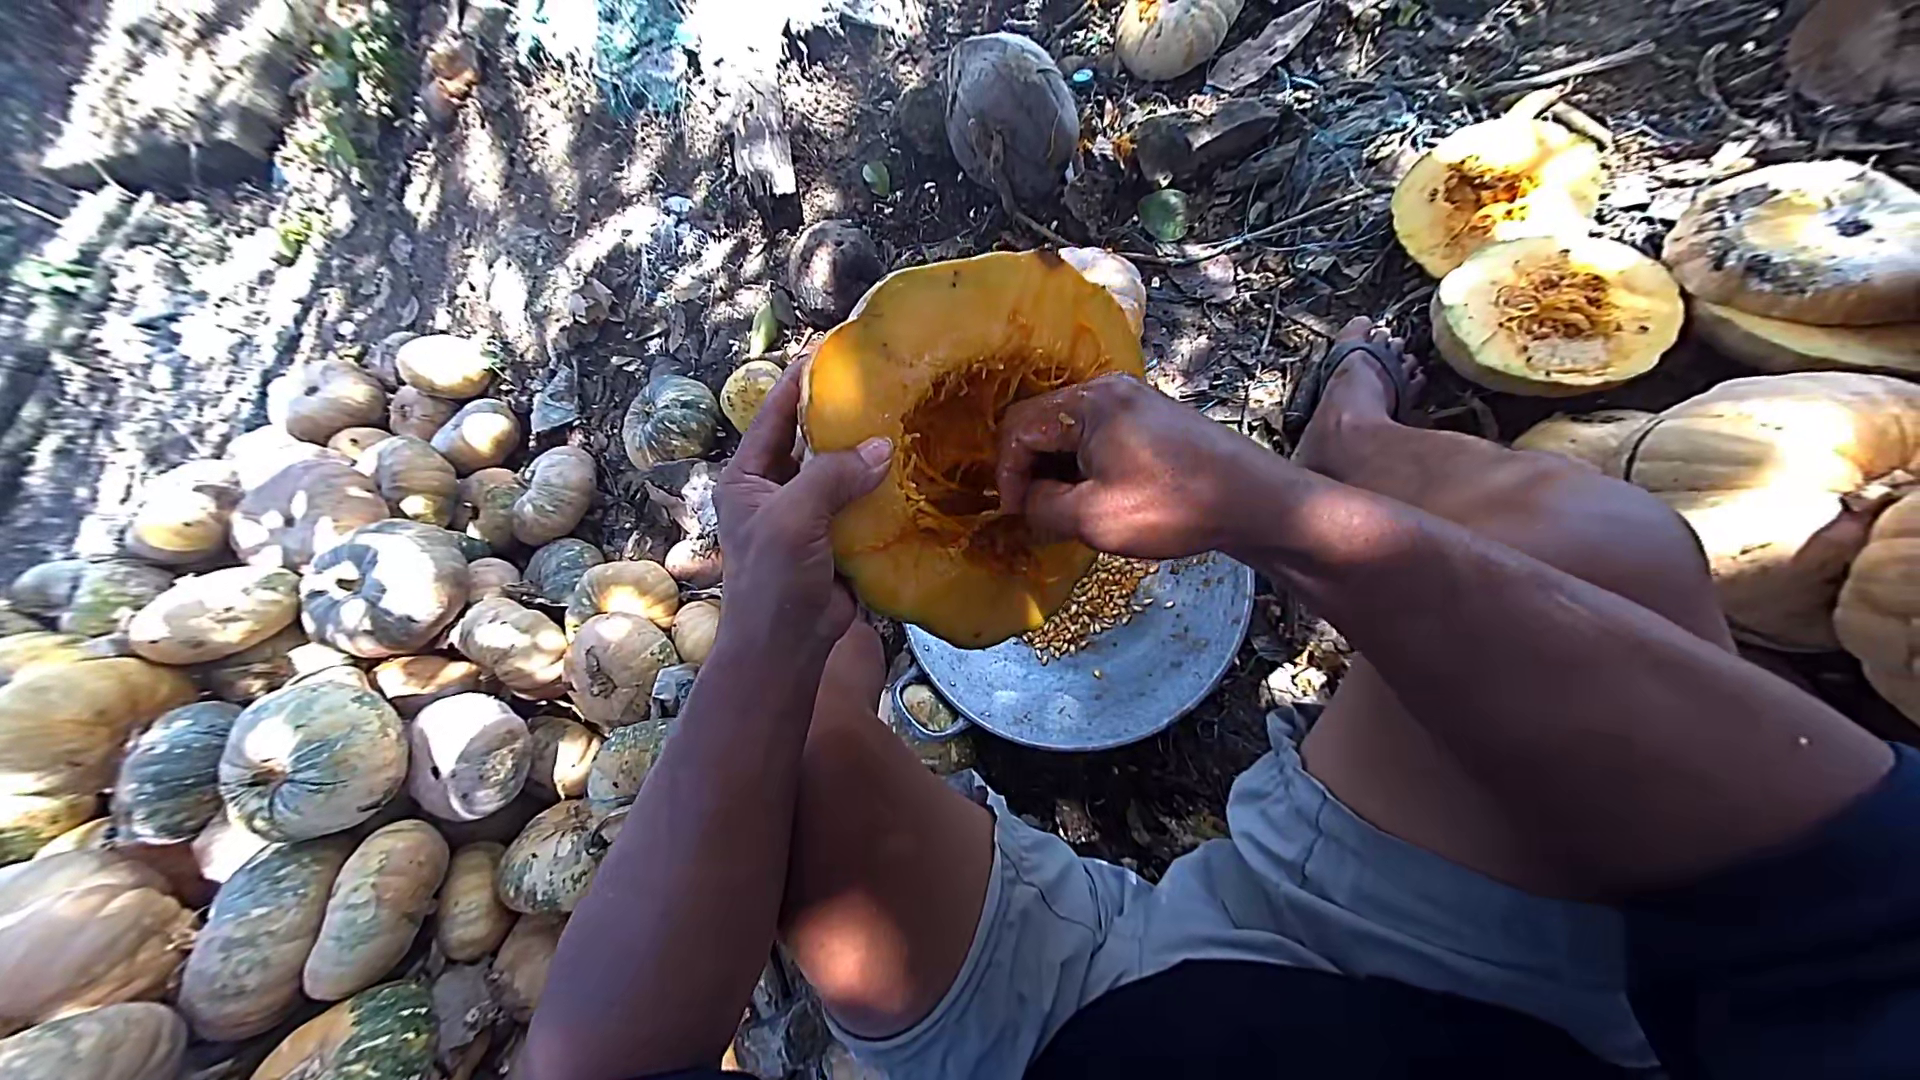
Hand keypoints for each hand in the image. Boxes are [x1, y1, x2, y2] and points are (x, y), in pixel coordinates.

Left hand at [716, 361, 891, 650]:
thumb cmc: (773, 579)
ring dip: (865, 454)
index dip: (798, 383)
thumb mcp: (792, 518)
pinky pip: (861, 501)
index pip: (773, 417)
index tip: (829, 352)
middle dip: (840, 417)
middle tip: (878, 386)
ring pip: (840, 471)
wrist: (788, 643)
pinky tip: (909, 470)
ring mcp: (809, 513)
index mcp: (749, 477)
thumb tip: (881, 447)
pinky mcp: (837, 535)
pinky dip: (881, 488)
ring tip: (901, 422)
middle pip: (811, 441)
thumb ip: (830, 477)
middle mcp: (777, 489)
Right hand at [996, 374, 1262, 558]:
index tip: (1013, 512)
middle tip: (1034, 511)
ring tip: (1062, 509)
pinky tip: (1091, 495)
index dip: (1006, 473)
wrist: (1255, 501)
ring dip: (1054, 470)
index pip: (1018, 428)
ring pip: (1067, 431)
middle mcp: (1108, 390)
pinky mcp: (1148, 418)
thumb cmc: (1174, 507)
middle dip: (1028, 470)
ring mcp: (1131, 400)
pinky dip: (1081, 465)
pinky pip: (1094, 435)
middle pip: (1041, 423)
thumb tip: (1027, 500)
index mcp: (1090, 404)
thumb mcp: (1092, 518)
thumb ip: (1042, 507)